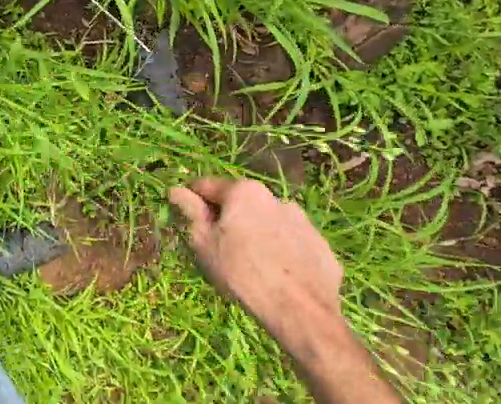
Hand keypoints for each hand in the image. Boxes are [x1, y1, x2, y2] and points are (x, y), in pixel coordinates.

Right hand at [167, 177, 341, 339]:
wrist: (302, 313)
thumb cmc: (242, 272)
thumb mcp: (204, 242)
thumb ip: (191, 211)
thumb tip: (177, 191)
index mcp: (244, 191)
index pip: (207, 187)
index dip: (194, 202)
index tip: (189, 222)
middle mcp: (276, 199)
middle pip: (242, 204)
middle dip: (229, 218)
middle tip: (221, 246)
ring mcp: (305, 224)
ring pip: (270, 222)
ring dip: (258, 233)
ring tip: (253, 263)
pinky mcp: (324, 249)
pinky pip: (294, 244)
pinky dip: (283, 252)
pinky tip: (278, 275)